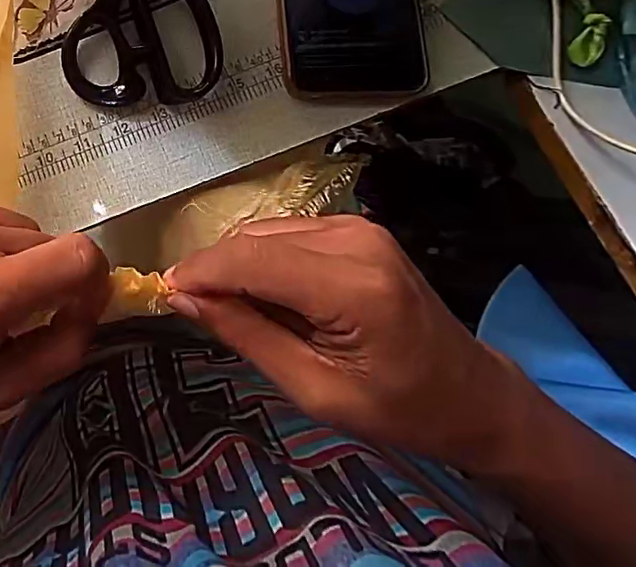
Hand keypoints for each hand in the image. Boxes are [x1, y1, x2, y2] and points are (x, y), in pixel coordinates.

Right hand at [166, 215, 529, 469]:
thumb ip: (247, 335)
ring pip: (265, 231)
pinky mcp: (354, 226)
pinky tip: (270, 294)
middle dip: (215, 269)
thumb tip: (186, 299)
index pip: (252, 260)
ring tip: (237, 308)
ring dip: (237, 264)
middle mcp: (353, 238)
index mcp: (352, 285)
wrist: (470, 393)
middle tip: (195, 309)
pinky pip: (286, 233)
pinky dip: (263, 258)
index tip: (164, 292)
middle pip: (254, 239)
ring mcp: (356, 226)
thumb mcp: (316, 390)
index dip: (201, 271)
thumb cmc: (401, 409)